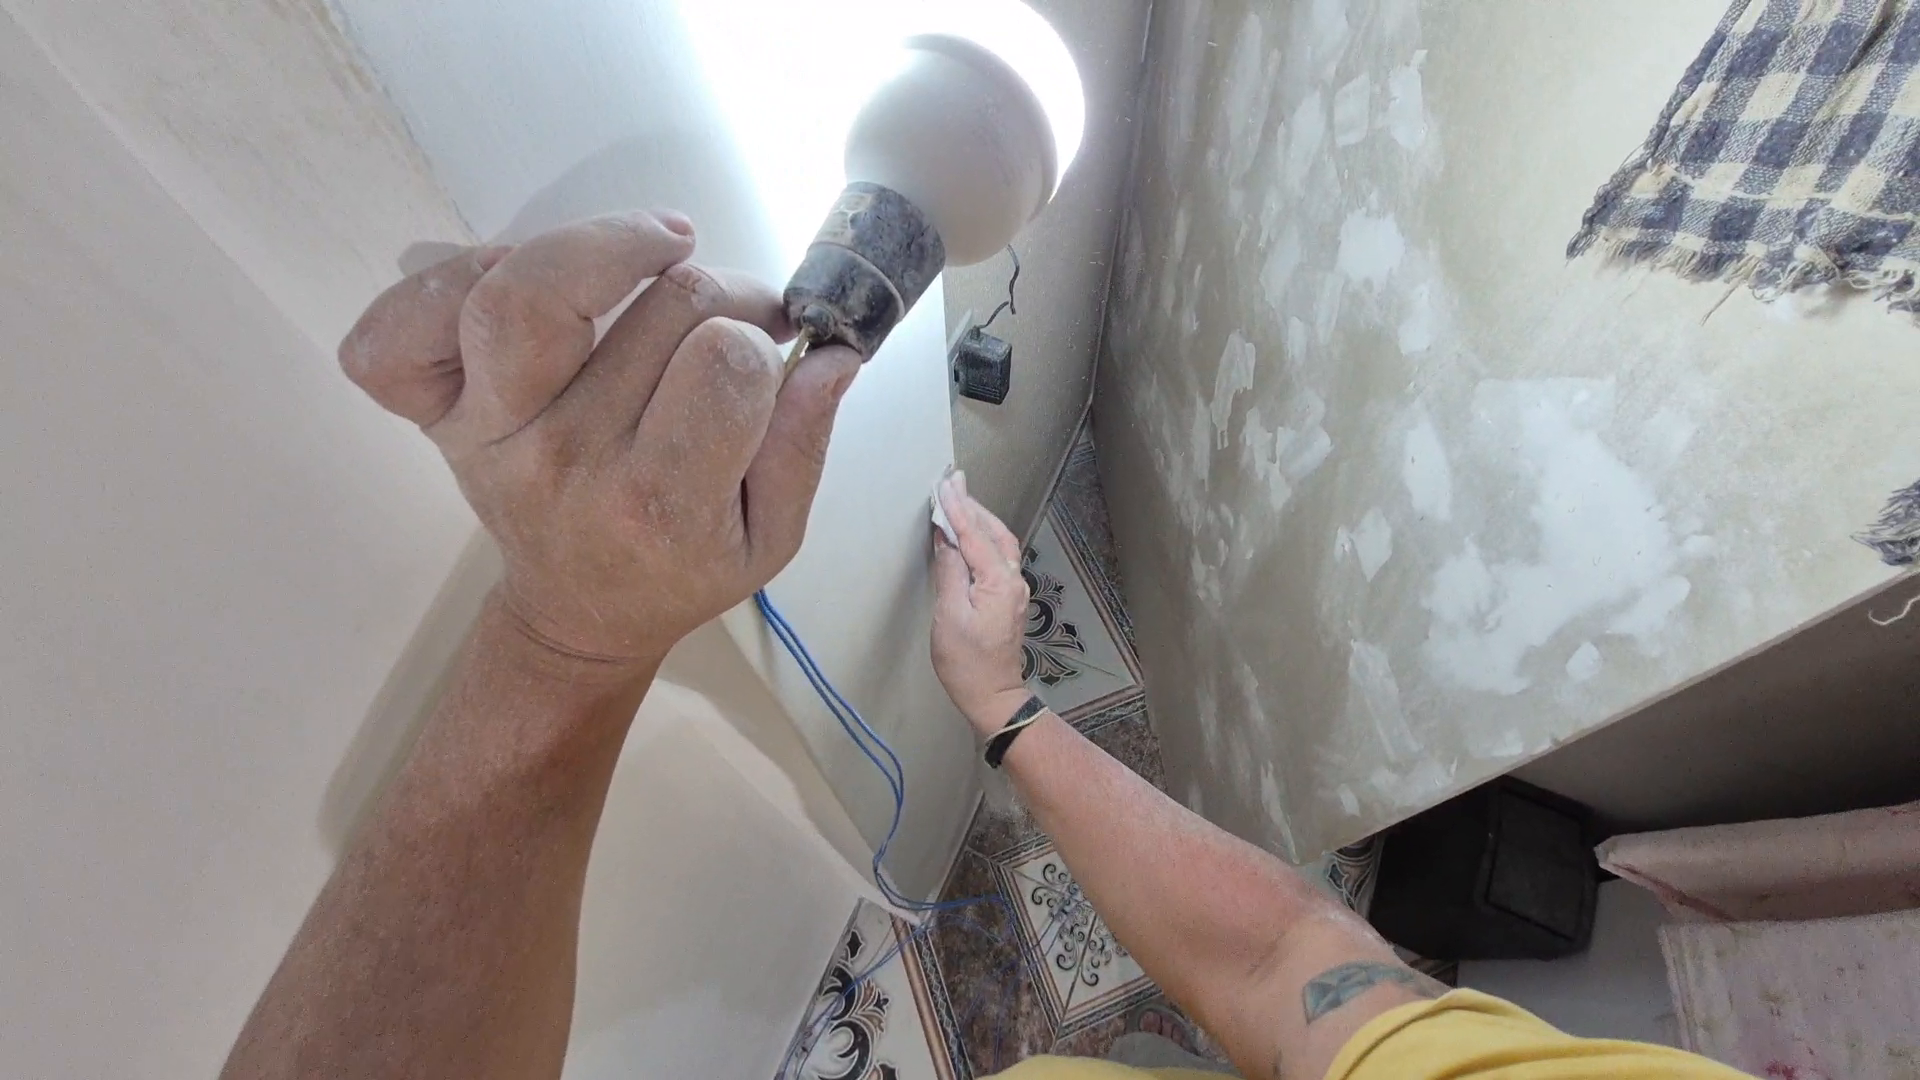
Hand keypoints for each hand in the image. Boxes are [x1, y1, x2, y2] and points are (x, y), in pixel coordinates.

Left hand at [340, 211, 861, 677]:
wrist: (582, 611)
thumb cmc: (685, 572)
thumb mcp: (772, 536)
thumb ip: (804, 447)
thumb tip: (834, 354)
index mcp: (663, 503)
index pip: (727, 366)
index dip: (765, 337)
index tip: (776, 347)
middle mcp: (570, 461)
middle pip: (659, 311)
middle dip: (725, 289)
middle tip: (744, 311)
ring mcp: (488, 433)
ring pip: (527, 289)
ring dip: (613, 242)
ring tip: (665, 246)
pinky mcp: (434, 415)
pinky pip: (400, 325)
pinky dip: (455, 271)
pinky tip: (532, 270)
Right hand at [930, 471, 1032, 735]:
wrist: (992, 695)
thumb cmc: (966, 662)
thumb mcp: (950, 616)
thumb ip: (950, 572)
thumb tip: (945, 537)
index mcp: (998, 582)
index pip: (974, 535)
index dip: (957, 507)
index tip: (944, 483)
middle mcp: (1012, 580)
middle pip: (993, 532)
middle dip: (972, 505)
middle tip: (952, 480)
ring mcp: (1014, 589)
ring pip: (999, 542)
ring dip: (979, 519)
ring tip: (959, 499)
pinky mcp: (1009, 598)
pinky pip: (998, 556)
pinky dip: (983, 538)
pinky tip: (970, 534)